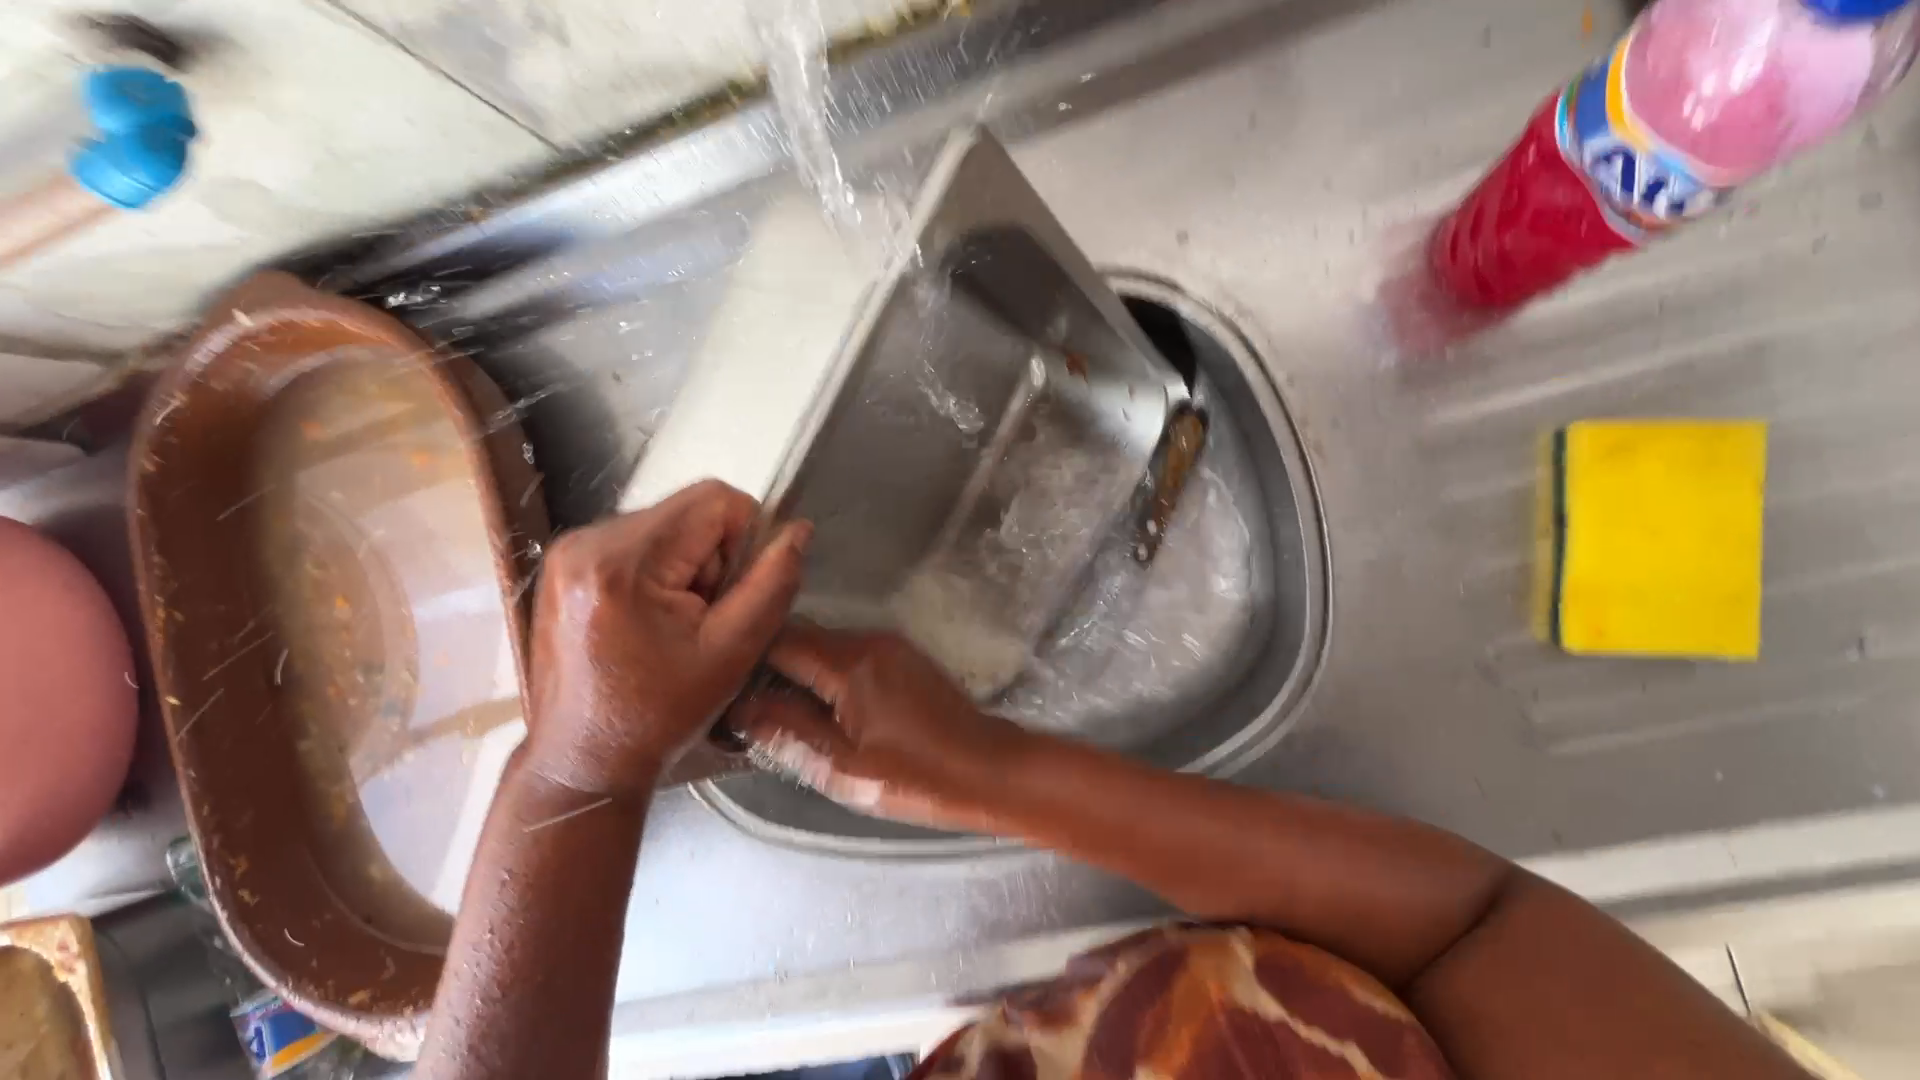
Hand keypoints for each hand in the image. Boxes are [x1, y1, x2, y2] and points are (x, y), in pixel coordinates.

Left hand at [524, 480, 809, 799]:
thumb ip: (773, 582)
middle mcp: (586, 541)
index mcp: (623, 561)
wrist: (583, 759)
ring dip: (688, 565)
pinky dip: (660, 572)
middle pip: (688, 510)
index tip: (733, 596)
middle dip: (713, 557)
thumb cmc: (660, 713)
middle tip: (704, 618)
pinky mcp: (564, 564)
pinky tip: (651, 619)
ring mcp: (569, 551)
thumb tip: (798, 529)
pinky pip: (637, 541)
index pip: (715, 500)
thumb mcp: (733, 651)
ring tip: (676, 623)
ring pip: (666, 524)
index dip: (745, 539)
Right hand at [732, 625, 1031, 828]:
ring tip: (783, 713)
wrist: (989, 770)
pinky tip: (826, 709)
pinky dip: (831, 674)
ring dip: (802, 672)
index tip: (729, 690)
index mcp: (851, 663)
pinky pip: (852, 654)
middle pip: (803, 638)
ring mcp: (891, 645)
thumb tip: (740, 711)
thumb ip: (790, 732)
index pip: (781, 640)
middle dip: (773, 667)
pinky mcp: (904, 657)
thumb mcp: (844, 766)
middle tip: (750, 708)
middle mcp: (870, 640)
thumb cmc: (917, 777)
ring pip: (827, 646)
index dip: (748, 662)